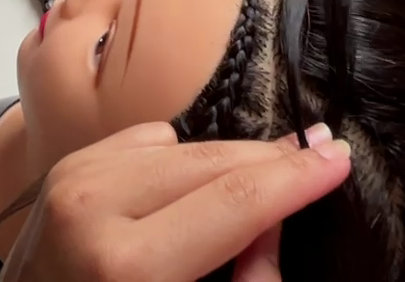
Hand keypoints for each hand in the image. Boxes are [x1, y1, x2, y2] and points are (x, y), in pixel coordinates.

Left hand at [0, 121, 351, 281]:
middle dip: (269, 160)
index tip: (337, 155)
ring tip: (260, 181)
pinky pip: (145, 139)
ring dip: (226, 159)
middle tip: (317, 153)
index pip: (233, 200)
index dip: (294, 176)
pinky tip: (186, 188)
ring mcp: (74, 176)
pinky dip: (176, 157)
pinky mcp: (67, 164)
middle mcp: (93, 204)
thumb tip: (274, 221)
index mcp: (124, 265)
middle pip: (210, 160)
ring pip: (181, 142)